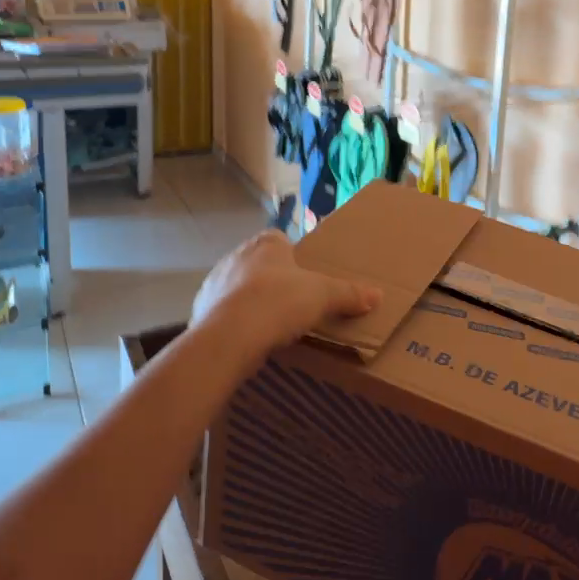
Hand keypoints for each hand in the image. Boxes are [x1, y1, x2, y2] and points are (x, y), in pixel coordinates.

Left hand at [190, 231, 382, 364]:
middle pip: (258, 264)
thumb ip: (349, 294)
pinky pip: (222, 312)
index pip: (279, 240)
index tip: (303, 279)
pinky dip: (233, 322)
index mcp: (266, 243)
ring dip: (249, 301)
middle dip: (271, 280)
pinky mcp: (200, 310)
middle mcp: (236, 255)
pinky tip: (246, 339)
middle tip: (290, 303)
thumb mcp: (323, 296)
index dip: (291, 257)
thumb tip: (378, 295)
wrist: (229, 336)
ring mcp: (214, 282)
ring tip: (268, 325)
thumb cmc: (279, 302)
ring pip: (237, 287)